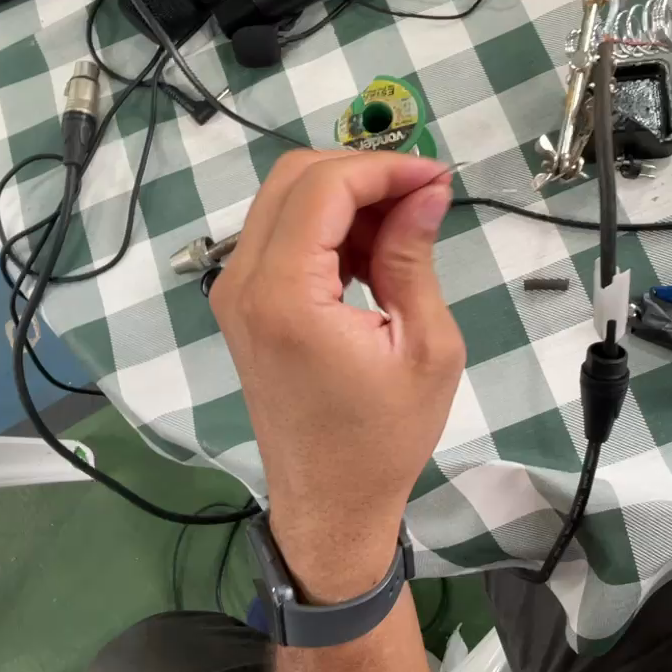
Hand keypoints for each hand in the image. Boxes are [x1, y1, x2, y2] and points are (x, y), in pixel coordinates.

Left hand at [210, 151, 463, 600]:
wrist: (331, 503)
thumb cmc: (384, 438)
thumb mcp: (424, 347)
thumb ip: (414, 257)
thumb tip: (428, 191)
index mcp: (287, 296)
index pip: (325, 187)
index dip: (385, 168)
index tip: (437, 179)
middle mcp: (244, 283)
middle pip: (294, 178)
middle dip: (363, 173)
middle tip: (421, 197)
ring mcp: (234, 293)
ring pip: (284, 201)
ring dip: (345, 199)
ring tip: (402, 232)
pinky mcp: (242, 305)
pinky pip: (279, 235)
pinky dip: (325, 227)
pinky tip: (369, 257)